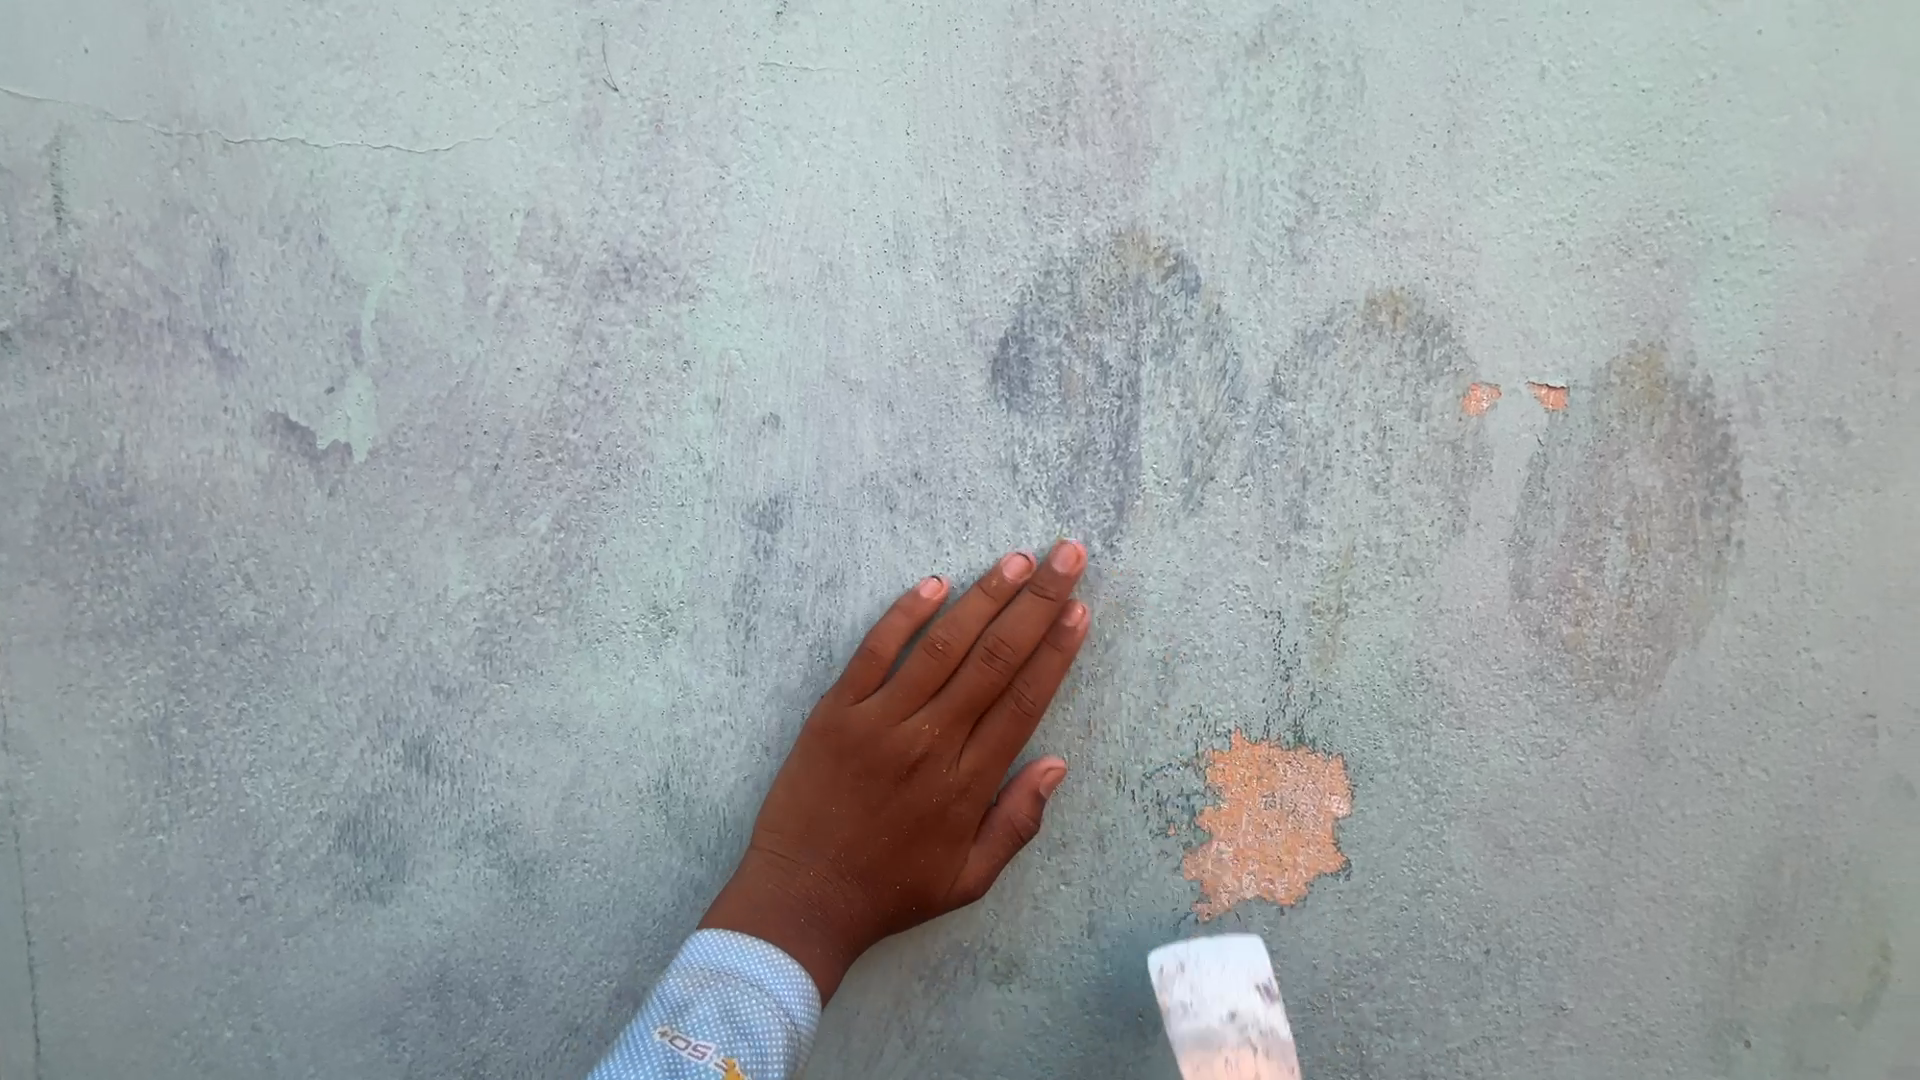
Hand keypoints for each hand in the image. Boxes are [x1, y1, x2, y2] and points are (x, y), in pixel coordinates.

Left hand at [700, 539, 1090, 999]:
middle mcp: (931, 742)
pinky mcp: (836, 712)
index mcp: (968, 783)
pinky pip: (874, 652)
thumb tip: (1058, 763)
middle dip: (1036, 603)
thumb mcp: (969, 880)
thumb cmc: (889, 890)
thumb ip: (1018, 823)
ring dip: (984, 597)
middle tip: (1066, 557)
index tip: (1079, 609)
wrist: (800, 899)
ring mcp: (880, 722)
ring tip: (1018, 560)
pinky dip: (904, 615)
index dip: (1056, 651)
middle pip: (994, 660)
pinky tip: (935, 582)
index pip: (1024, 701)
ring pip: (942, 646)